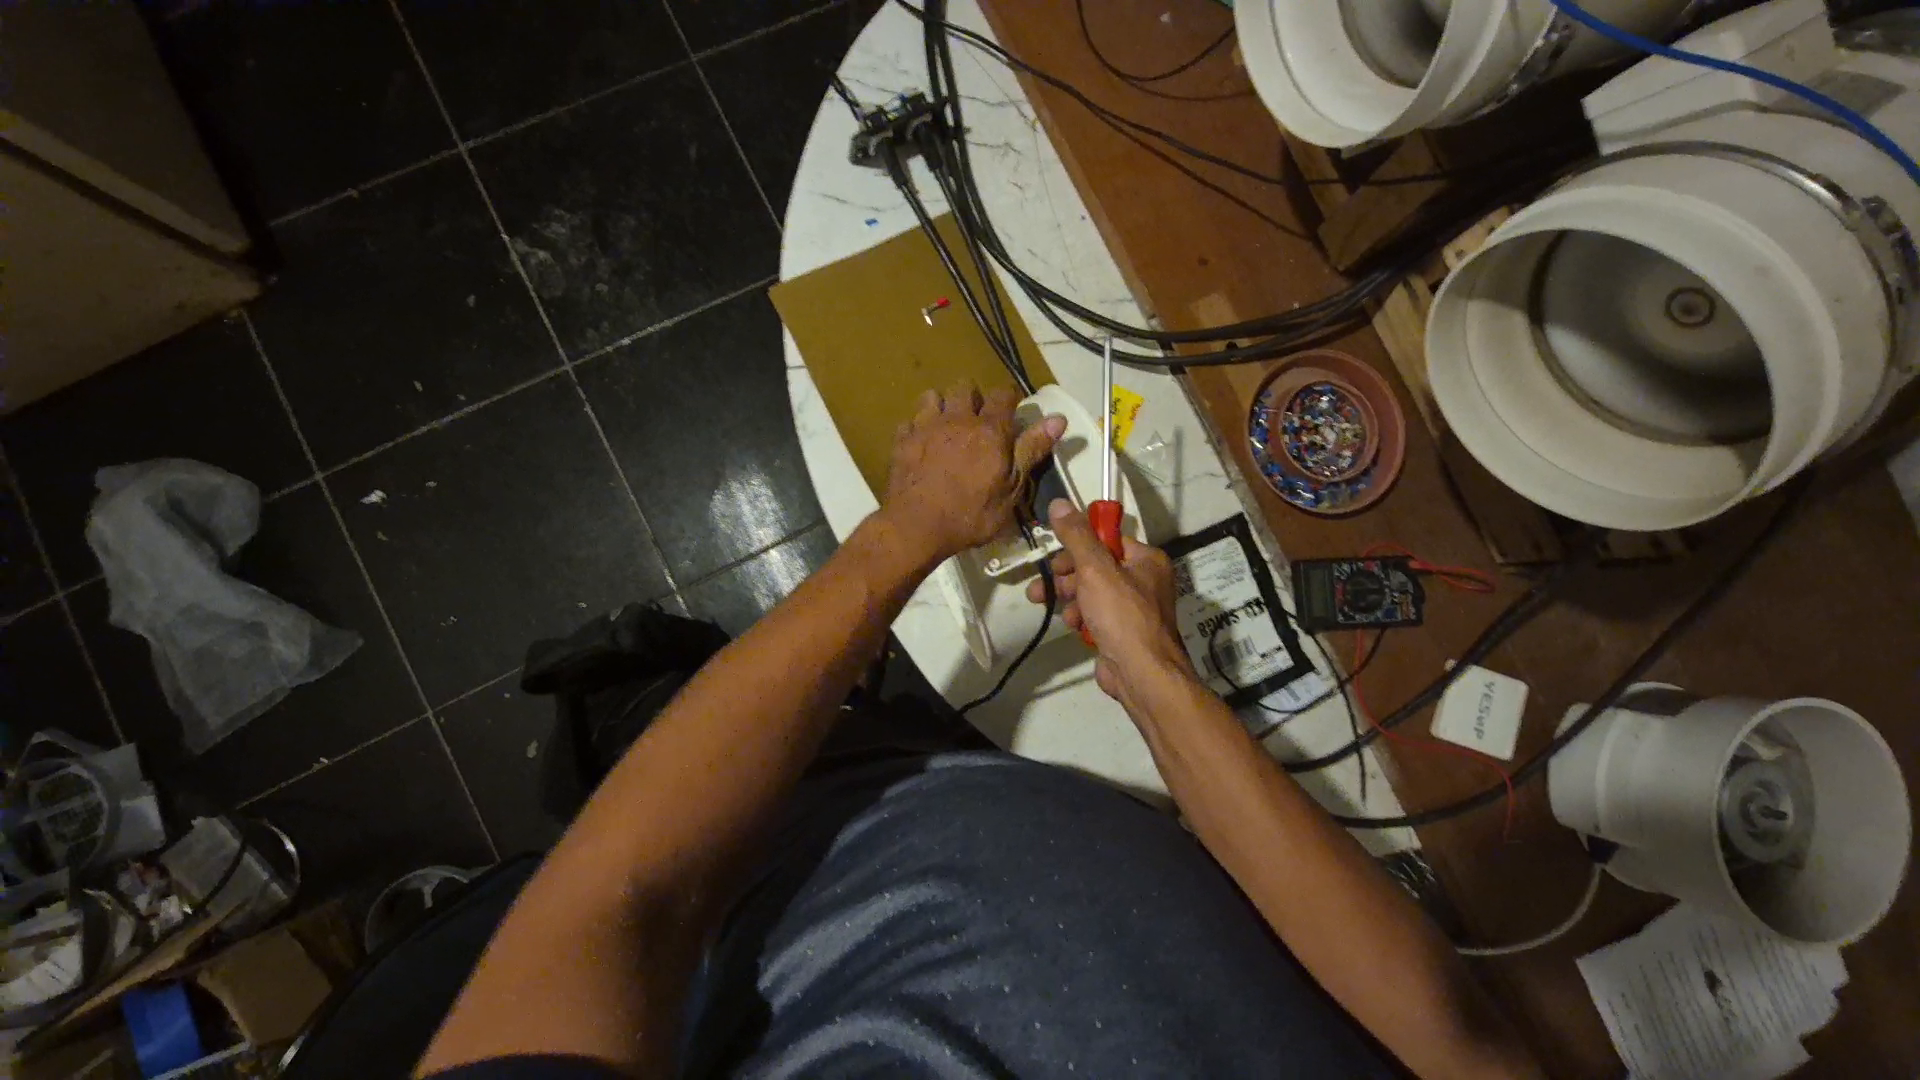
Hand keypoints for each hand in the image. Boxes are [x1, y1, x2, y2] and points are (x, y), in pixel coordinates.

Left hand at [881, 382, 1064, 561]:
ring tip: (945, 426)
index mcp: (989, 429)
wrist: (916, 526)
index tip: (1011, 410)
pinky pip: (909, 421)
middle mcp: (957, 419)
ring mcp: (925, 426)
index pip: (1003, 394)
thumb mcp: (1011, 489)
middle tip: (976, 419)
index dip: (1009, 397)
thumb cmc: (971, 514)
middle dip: (973, 396)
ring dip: (941, 406)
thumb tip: (1058, 418)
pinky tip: (920, 444)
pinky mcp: (901, 440)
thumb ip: (1031, 450)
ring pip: (932, 396)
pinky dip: (916, 428)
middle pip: (965, 386)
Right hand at [1027, 498, 1194, 708]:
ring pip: (1091, 592)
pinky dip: (1082, 619)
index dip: (1078, 545)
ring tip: (1060, 611)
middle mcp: (1143, 580)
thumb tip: (1059, 503)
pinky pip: (1095, 615)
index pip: (1107, 539)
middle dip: (1067, 577)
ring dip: (1071, 600)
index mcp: (1146, 560)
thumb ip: (1076, 537)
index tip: (1055, 555)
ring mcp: (1134, 608)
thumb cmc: (1122, 616)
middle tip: (1047, 586)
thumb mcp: (1095, 570)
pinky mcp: (1122, 632)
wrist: (1141, 674)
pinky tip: (1075, 627)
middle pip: (1095, 566)